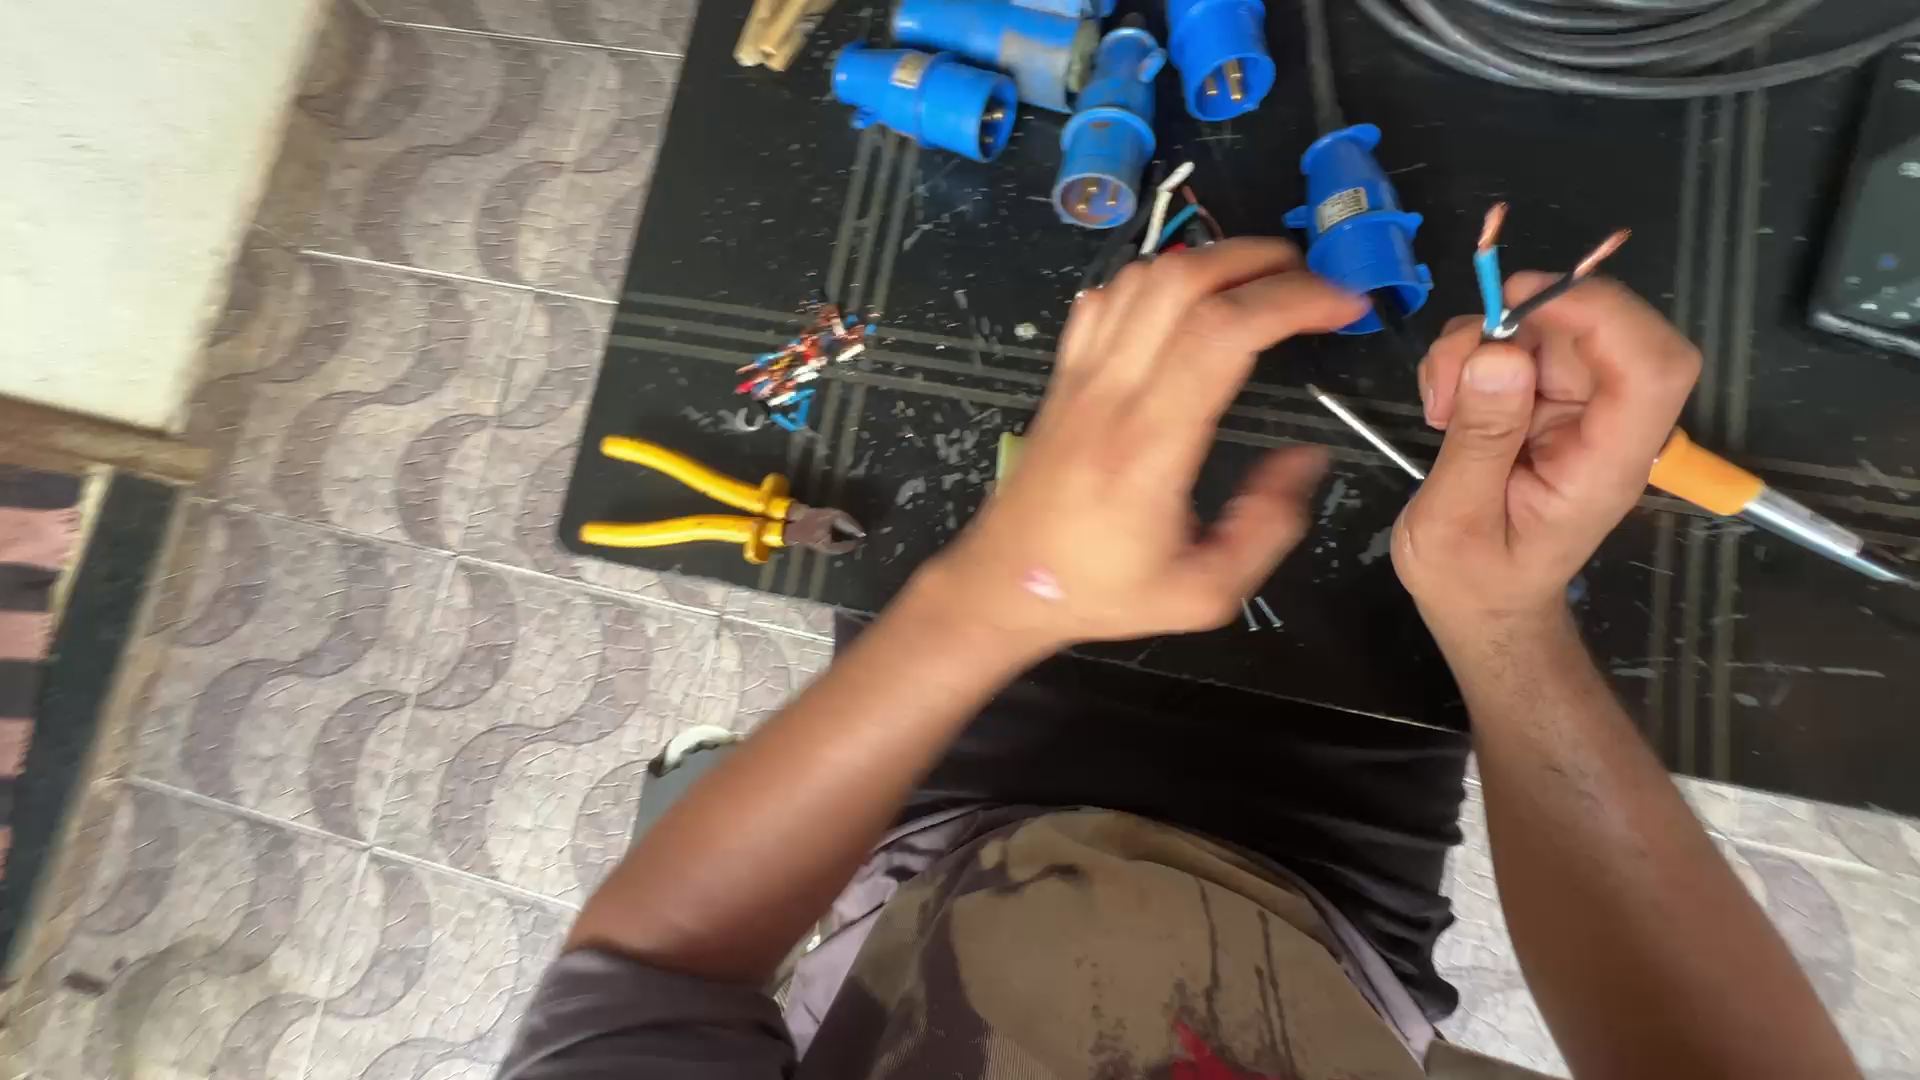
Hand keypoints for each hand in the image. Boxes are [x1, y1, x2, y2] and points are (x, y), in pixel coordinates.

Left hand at [914, 238, 1367, 651]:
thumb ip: (1267, 527)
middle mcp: (1111, 397)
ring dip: (1203, 263)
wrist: (1005, 585)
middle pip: (1180, 282)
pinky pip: (1097, 306)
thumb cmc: (1098, 591)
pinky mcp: (1059, 383)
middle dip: (1256, 259)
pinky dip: (1145, 284)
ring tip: (1251, 283)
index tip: (1342, 305)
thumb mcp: (1203, 593)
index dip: (1294, 299)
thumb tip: (1306, 460)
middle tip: (1305, 279)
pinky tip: (1174, 305)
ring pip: (1136, 281)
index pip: (1223, 332)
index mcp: (1151, 446)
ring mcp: (1077, 382)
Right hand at [1394, 274, 1700, 637]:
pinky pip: (1510, 354)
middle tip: (1443, 371)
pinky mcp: (1535, 410)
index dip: (1601, 314)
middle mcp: (1601, 426)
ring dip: (1475, 347)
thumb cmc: (1469, 579)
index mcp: (1606, 464)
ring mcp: (1569, 414)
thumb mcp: (1455, 519)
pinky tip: (1441, 405)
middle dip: (1509, 329)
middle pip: (1587, 334)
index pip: (1650, 366)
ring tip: (1435, 405)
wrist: (1476, 604)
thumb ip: (1479, 441)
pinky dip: (1466, 361)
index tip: (1518, 302)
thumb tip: (1495, 357)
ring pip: (1542, 334)